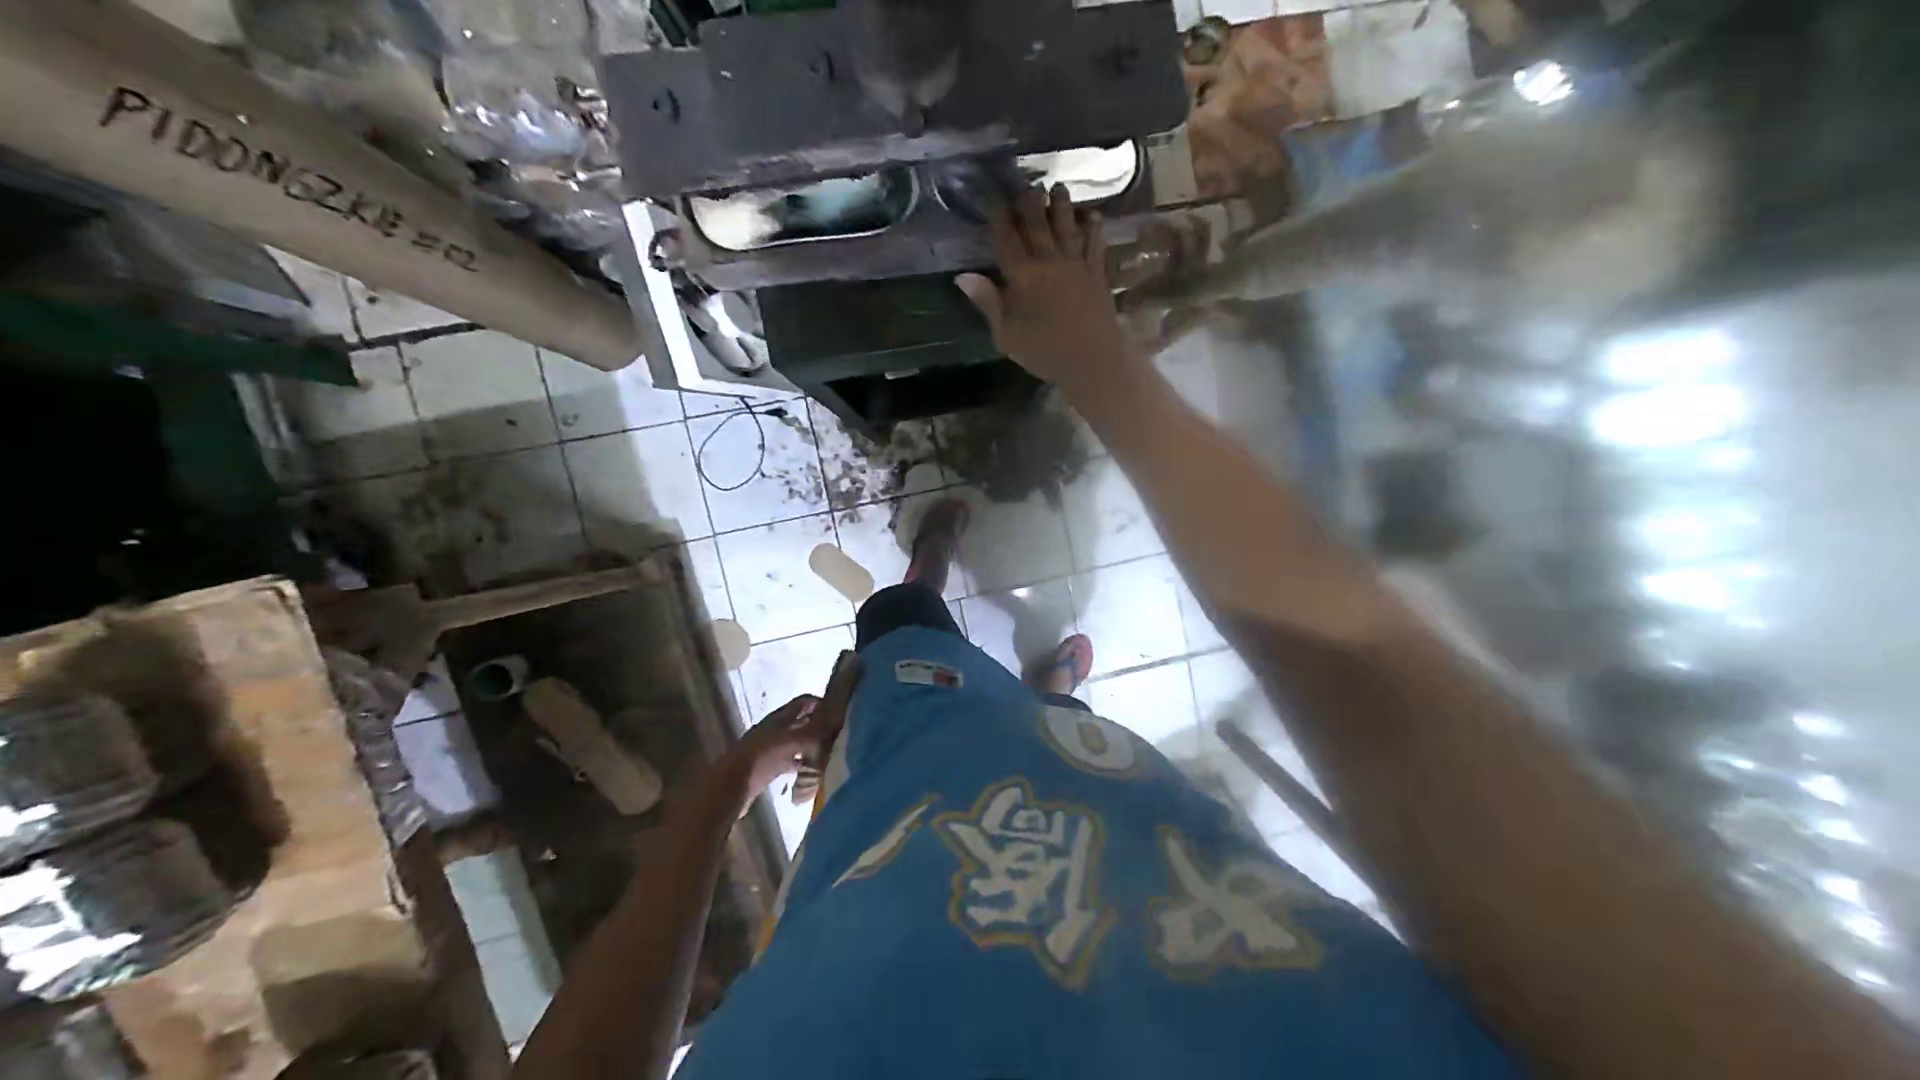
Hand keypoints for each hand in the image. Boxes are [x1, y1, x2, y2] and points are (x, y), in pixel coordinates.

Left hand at [721, 651, 859, 812]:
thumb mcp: (789, 741)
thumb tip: (835, 721)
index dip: (821, 703)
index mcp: (779, 718)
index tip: (840, 712)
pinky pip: (793, 761)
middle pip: (803, 722)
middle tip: (840, 736)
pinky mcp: (770, 767)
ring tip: (832, 755)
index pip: (804, 702)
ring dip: (814, 747)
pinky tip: (814, 773)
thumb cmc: (760, 758)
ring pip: (799, 742)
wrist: (730, 787)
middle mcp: (776, 730)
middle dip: (821, 727)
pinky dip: (804, 765)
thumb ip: (812, 731)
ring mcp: (773, 748)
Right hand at [955, 184, 1128, 391]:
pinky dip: (1093, 225)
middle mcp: (1049, 262)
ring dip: (1061, 204)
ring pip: (1067, 225)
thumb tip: (963, 276)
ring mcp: (1077, 264)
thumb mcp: (1006, 336)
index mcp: (1023, 277)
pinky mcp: (1098, 273)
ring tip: (1057, 187)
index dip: (998, 217)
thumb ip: (988, 303)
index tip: (994, 200)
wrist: (1092, 363)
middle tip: (1025, 185)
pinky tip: (1092, 214)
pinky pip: (1095, 242)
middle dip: (1029, 202)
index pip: (1007, 239)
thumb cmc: (1044, 353)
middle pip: (1038, 223)